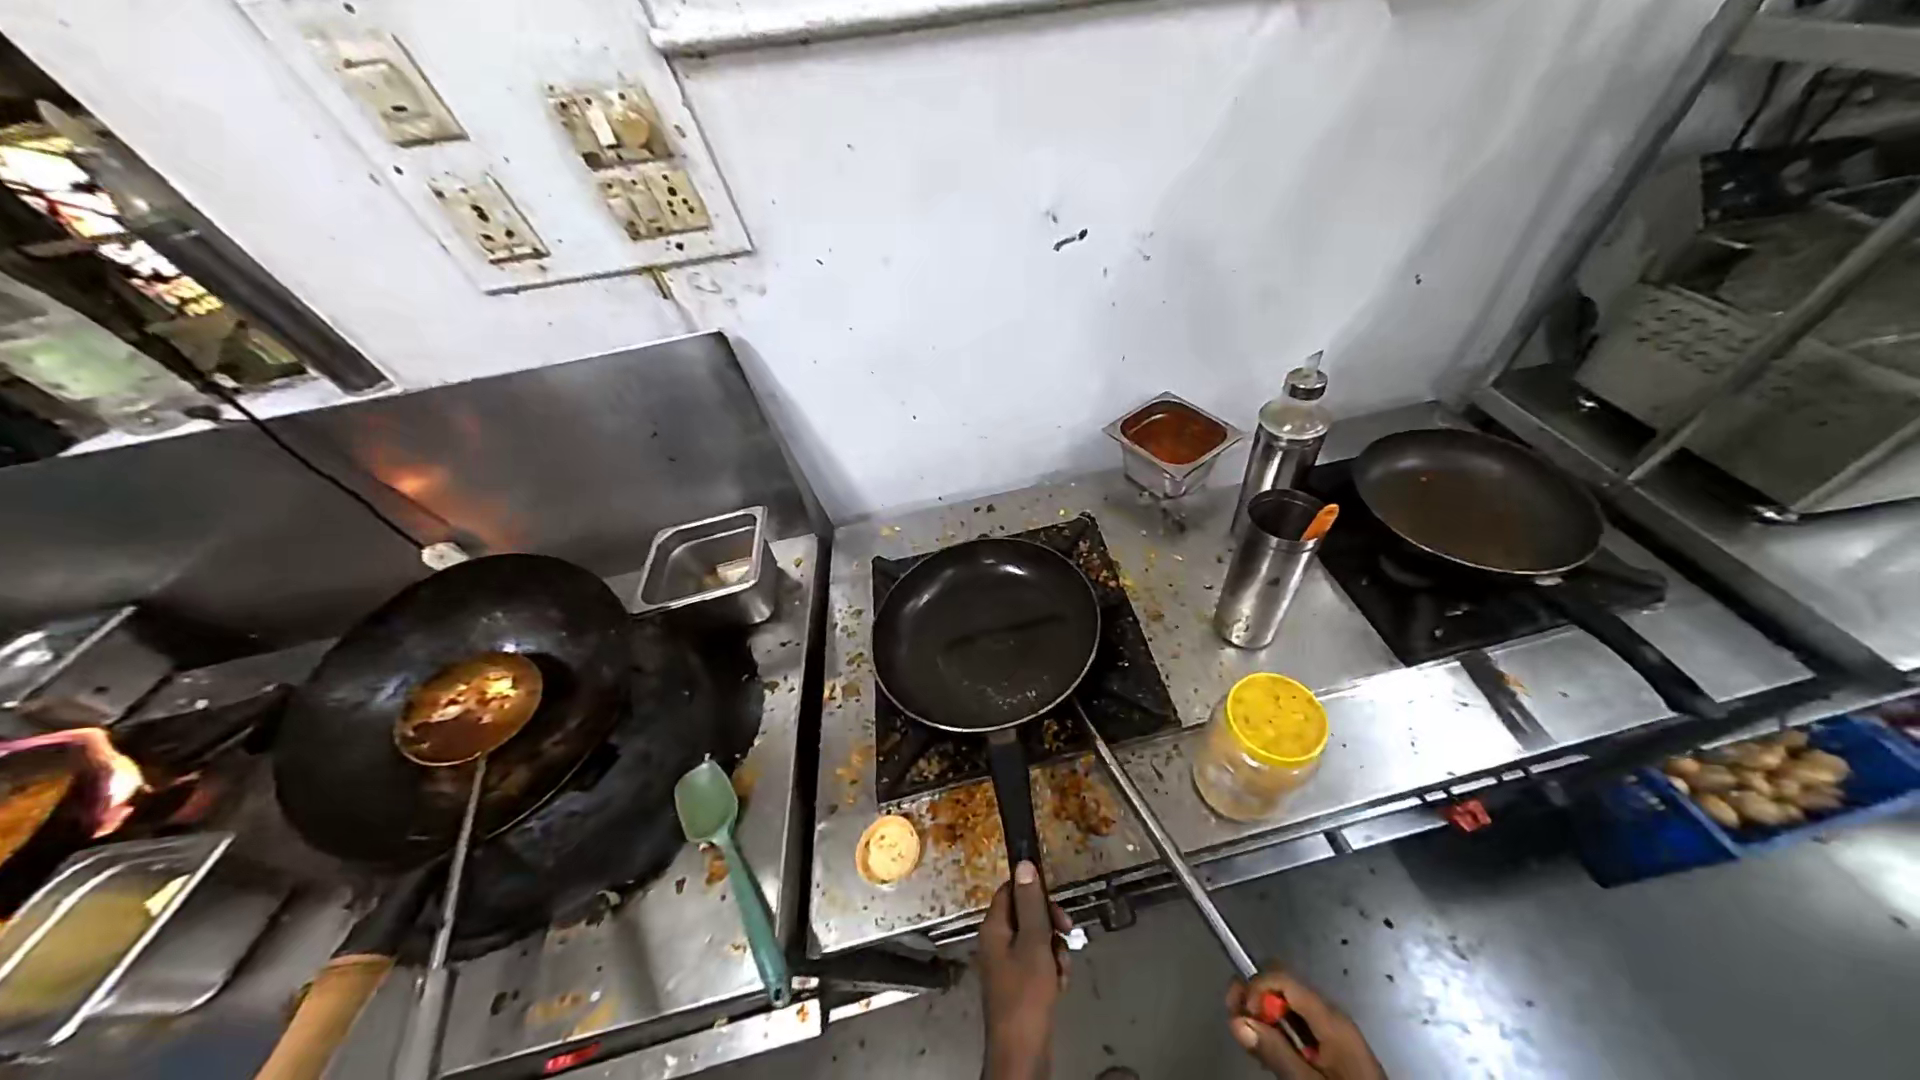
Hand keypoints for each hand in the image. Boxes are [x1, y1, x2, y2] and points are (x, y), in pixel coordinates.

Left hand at [976, 860, 1070, 1079]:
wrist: (1022, 1051)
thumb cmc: (1026, 993)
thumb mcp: (1034, 943)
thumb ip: (1032, 904)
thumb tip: (1024, 864)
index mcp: (993, 927)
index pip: (1011, 891)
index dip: (1034, 892)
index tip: (1055, 904)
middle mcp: (996, 941)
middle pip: (1026, 915)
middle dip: (1050, 924)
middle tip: (1066, 932)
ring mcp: (1007, 965)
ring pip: (1036, 940)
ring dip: (1055, 950)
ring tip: (1061, 969)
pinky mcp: (1019, 985)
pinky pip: (1038, 964)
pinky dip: (1052, 969)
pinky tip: (1059, 985)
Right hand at [1226, 969, 1386, 1079]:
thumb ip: (1275, 1052)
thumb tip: (1236, 1021)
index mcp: (1330, 1018)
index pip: (1281, 977)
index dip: (1255, 988)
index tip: (1241, 1015)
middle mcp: (1332, 1015)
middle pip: (1283, 985)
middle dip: (1254, 997)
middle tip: (1237, 1022)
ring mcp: (1334, 1030)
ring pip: (1287, 1004)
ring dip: (1264, 1016)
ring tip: (1254, 1043)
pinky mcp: (1334, 1046)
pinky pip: (1298, 1023)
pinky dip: (1279, 1030)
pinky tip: (1274, 1052)